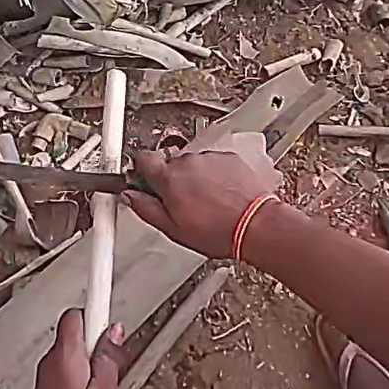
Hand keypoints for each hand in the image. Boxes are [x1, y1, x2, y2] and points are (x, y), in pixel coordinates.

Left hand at [27, 309, 123, 388]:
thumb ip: (110, 360)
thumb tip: (113, 333)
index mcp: (64, 356)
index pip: (76, 313)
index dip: (93, 303)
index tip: (103, 283)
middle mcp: (50, 362)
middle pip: (74, 333)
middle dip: (95, 342)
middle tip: (112, 364)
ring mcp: (45, 378)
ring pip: (71, 355)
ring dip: (88, 363)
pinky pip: (65, 373)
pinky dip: (79, 379)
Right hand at [125, 145, 284, 258]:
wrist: (258, 225)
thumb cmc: (218, 231)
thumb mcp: (173, 229)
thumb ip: (146, 209)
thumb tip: (130, 197)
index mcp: (168, 178)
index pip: (142, 159)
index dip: (141, 170)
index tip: (145, 182)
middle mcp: (186, 162)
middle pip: (169, 163)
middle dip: (171, 179)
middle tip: (182, 201)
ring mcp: (208, 158)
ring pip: (192, 164)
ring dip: (194, 177)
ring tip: (207, 201)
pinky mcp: (228, 157)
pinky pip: (213, 163)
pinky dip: (214, 175)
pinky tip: (221, 194)